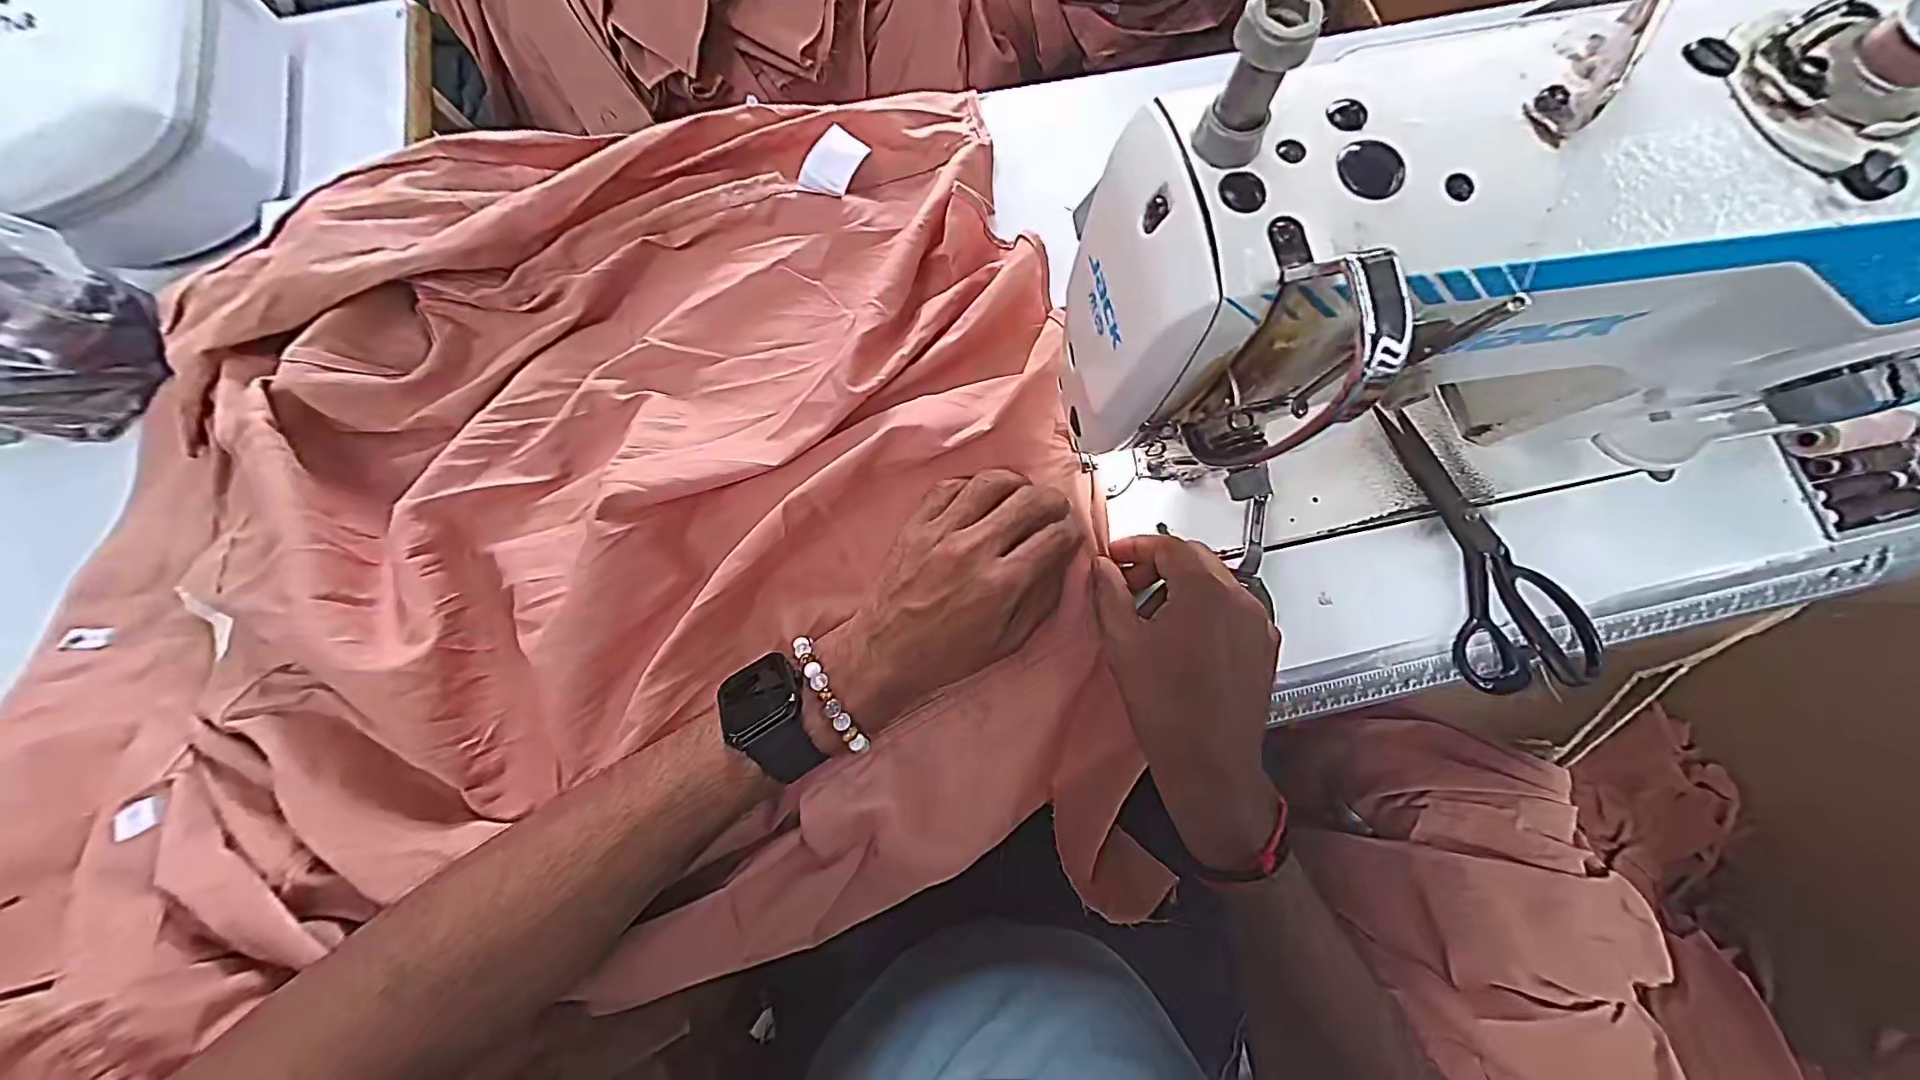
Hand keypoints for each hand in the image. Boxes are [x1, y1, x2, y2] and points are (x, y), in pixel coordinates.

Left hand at [810, 470, 1081, 748]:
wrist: (884, 653)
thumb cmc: (945, 655)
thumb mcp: (1008, 641)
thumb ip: (1042, 599)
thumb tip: (1063, 561)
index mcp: (1000, 585)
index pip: (1053, 536)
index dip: (1070, 530)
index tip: (1068, 533)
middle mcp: (972, 552)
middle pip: (1030, 500)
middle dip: (1053, 501)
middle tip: (1054, 510)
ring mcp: (941, 534)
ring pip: (991, 482)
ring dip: (1017, 485)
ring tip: (1021, 496)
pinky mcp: (916, 526)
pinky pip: (950, 486)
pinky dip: (972, 486)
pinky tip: (980, 500)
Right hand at [1091, 534, 1281, 868]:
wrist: (1210, 763)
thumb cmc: (1171, 712)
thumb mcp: (1123, 643)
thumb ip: (1109, 594)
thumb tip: (1103, 569)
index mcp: (1206, 592)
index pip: (1169, 546)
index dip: (1136, 548)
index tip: (1117, 558)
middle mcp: (1240, 600)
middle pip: (1194, 559)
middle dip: (1157, 565)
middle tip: (1127, 584)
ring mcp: (1257, 623)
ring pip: (1214, 582)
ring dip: (1180, 586)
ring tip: (1150, 614)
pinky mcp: (1264, 645)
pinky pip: (1232, 608)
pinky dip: (1204, 609)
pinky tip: (1179, 637)